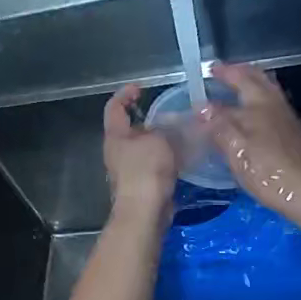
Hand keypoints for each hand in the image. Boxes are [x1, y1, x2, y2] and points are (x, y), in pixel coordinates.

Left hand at [103, 85, 176, 218]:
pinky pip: (156, 164)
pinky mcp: (144, 184)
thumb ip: (167, 128)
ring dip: (164, 140)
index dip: (125, 94)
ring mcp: (130, 169)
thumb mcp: (160, 140)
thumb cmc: (146, 171)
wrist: (145, 211)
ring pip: (147, 147)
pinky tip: (186, 155)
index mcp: (116, 136)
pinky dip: (169, 157)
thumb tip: (174, 123)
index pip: (114, 108)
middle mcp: (119, 152)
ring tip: (185, 132)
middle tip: (173, 113)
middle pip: (132, 128)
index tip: (141, 88)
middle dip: (152, 119)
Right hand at [204, 63, 300, 226]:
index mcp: (260, 106)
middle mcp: (275, 106)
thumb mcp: (236, 150)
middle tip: (223, 73)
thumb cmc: (268, 173)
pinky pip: (272, 104)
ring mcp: (286, 118)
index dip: (224, 73)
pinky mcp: (292, 133)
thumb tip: (201, 106)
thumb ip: (218, 125)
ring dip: (252, 83)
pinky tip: (252, 113)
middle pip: (259, 79)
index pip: (240, 80)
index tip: (209, 69)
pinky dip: (259, 98)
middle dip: (240, 73)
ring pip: (268, 90)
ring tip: (235, 88)